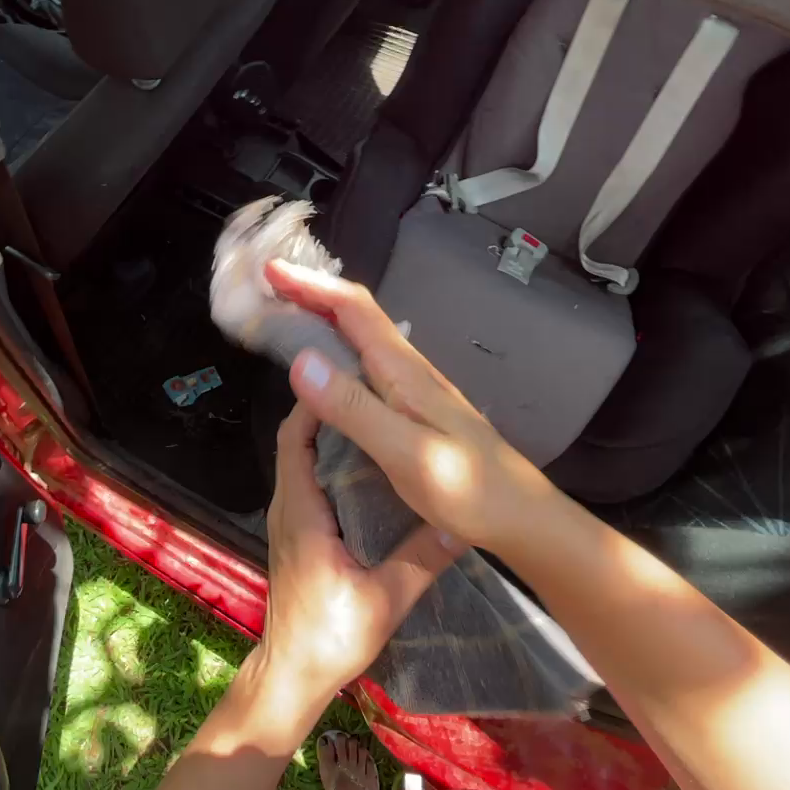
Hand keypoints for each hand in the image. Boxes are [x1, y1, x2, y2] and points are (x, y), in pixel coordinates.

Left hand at [252, 403, 460, 703]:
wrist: (291, 673)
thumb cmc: (329, 638)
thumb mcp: (384, 601)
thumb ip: (420, 560)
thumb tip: (461, 522)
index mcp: (300, 511)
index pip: (295, 438)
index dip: (316, 403)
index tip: (350, 379)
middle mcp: (287, 505)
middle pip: (297, 440)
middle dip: (328, 410)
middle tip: (373, 391)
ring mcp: (288, 518)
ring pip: (300, 458)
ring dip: (328, 433)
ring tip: (376, 416)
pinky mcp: (296, 531)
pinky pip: (307, 479)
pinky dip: (328, 460)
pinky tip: (368, 464)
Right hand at [266, 259, 560, 550]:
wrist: (522, 518)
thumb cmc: (469, 491)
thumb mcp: (406, 453)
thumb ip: (354, 408)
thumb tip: (300, 359)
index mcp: (404, 372)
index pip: (354, 310)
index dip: (312, 285)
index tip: (272, 270)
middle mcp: (407, 370)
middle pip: (356, 315)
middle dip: (311, 292)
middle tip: (268, 287)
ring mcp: (412, 388)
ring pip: (360, 337)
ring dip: (321, 317)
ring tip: (284, 316)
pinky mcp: (412, 408)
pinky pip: (364, 364)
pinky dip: (334, 350)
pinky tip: (323, 366)